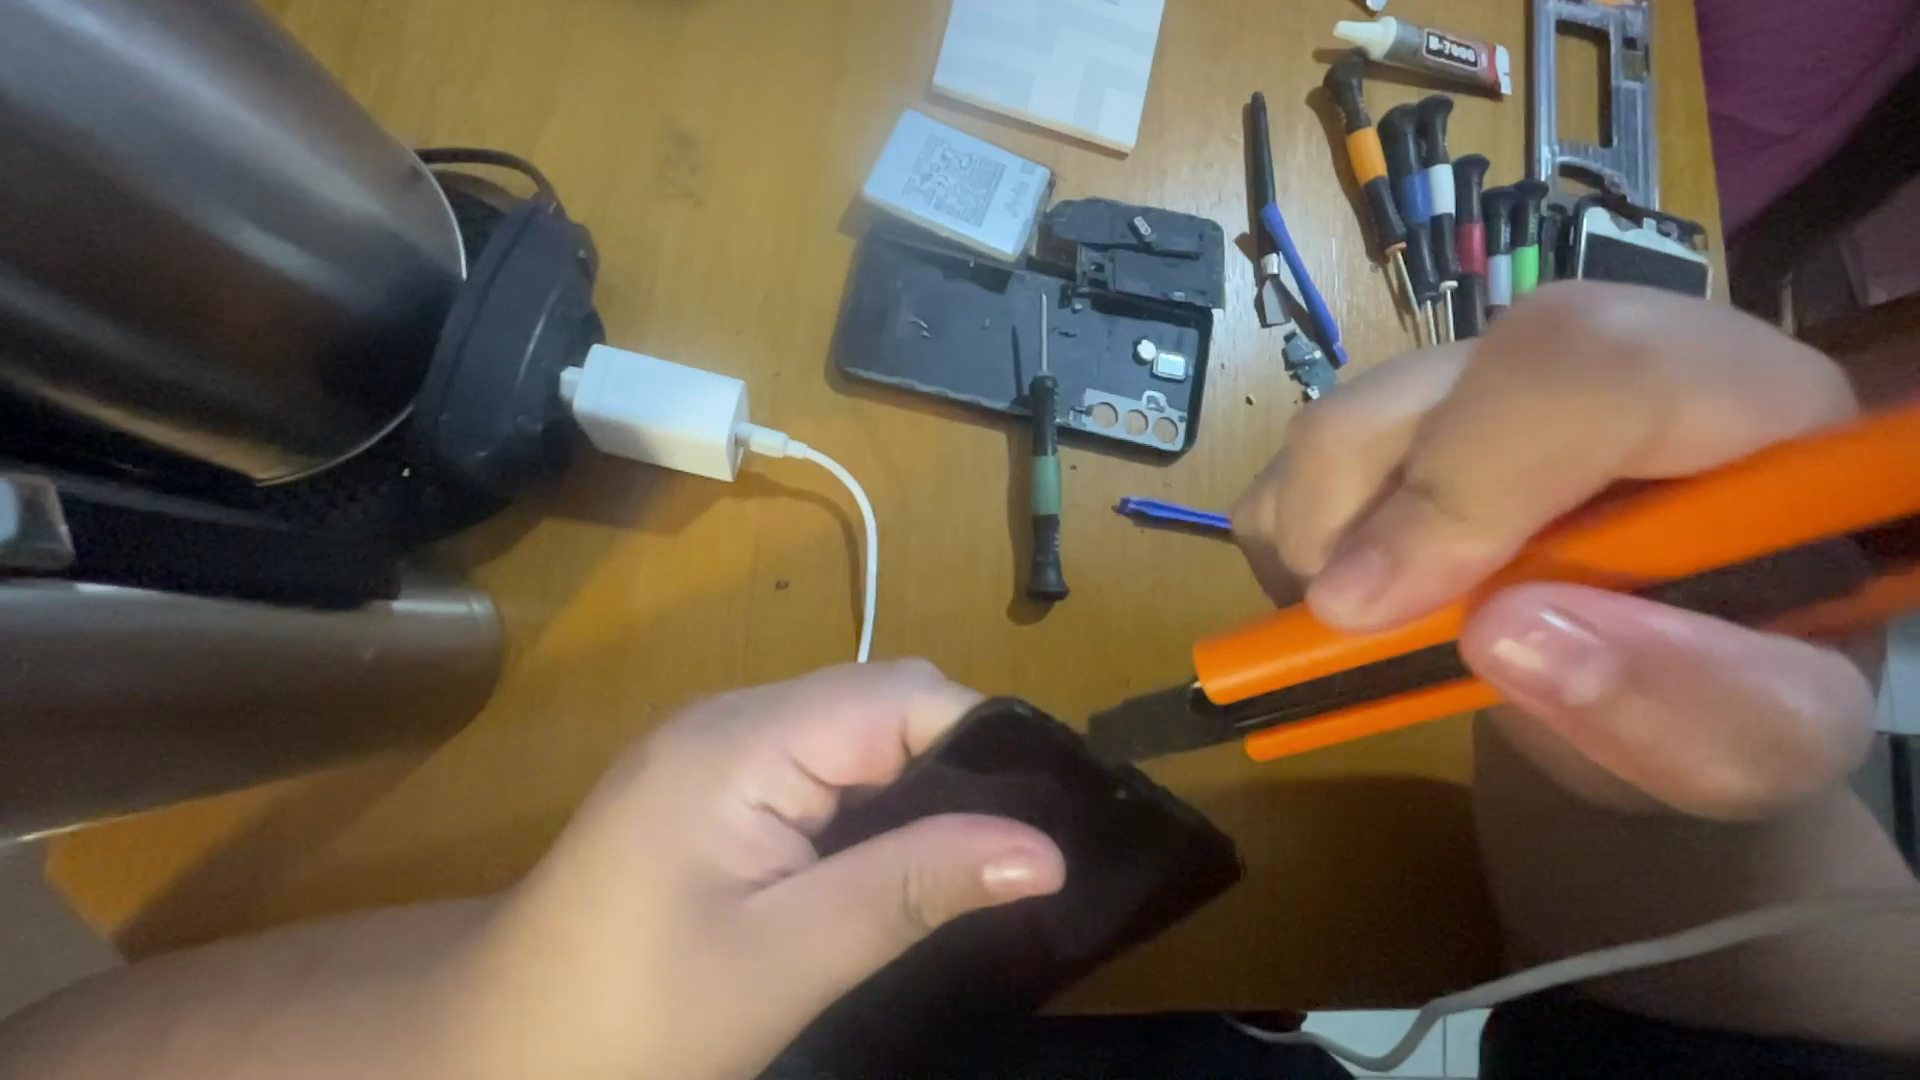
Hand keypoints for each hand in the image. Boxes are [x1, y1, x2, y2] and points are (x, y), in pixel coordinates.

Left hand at [457, 661, 1065, 1079]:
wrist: (484, 1050)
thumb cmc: (626, 1021)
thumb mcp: (784, 961)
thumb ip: (911, 888)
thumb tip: (1041, 850)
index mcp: (745, 740)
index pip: (900, 695)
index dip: (979, 738)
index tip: (1038, 813)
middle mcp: (735, 714)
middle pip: (881, 699)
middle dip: (954, 756)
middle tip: (1008, 847)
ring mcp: (721, 740)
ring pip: (857, 726)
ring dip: (915, 776)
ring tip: (965, 851)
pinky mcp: (716, 773)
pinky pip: (821, 755)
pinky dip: (871, 791)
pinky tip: (886, 850)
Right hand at [1233, 283, 1877, 819]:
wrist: (1647, 664)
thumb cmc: (1720, 693)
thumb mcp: (1762, 735)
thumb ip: (1690, 701)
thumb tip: (1499, 633)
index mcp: (1735, 403)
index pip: (1582, 364)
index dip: (1462, 478)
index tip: (1367, 609)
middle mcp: (1578, 366)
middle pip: (1410, 394)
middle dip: (1352, 532)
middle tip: (1364, 637)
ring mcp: (1463, 390)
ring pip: (1327, 432)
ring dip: (1317, 551)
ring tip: (1383, 627)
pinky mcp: (1378, 431)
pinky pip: (1280, 473)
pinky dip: (1288, 551)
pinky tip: (1355, 593)